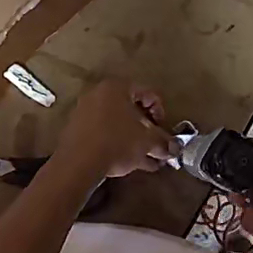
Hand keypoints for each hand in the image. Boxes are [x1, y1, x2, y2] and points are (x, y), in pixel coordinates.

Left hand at [57, 81, 179, 178]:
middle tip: (155, 143)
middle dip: (147, 128)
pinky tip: (130, 162)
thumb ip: (164, 142)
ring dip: (134, 139)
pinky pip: (104, 133)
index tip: (163, 129)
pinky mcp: (76, 130)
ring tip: (147, 159)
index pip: (147, 93)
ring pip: (117, 123)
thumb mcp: (147, 142)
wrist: (78, 164)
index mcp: (117, 88)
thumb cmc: (118, 143)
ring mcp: (85, 112)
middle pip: (131, 108)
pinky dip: (118, 143)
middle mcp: (99, 94)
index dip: (160, 111)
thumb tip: (175, 148)